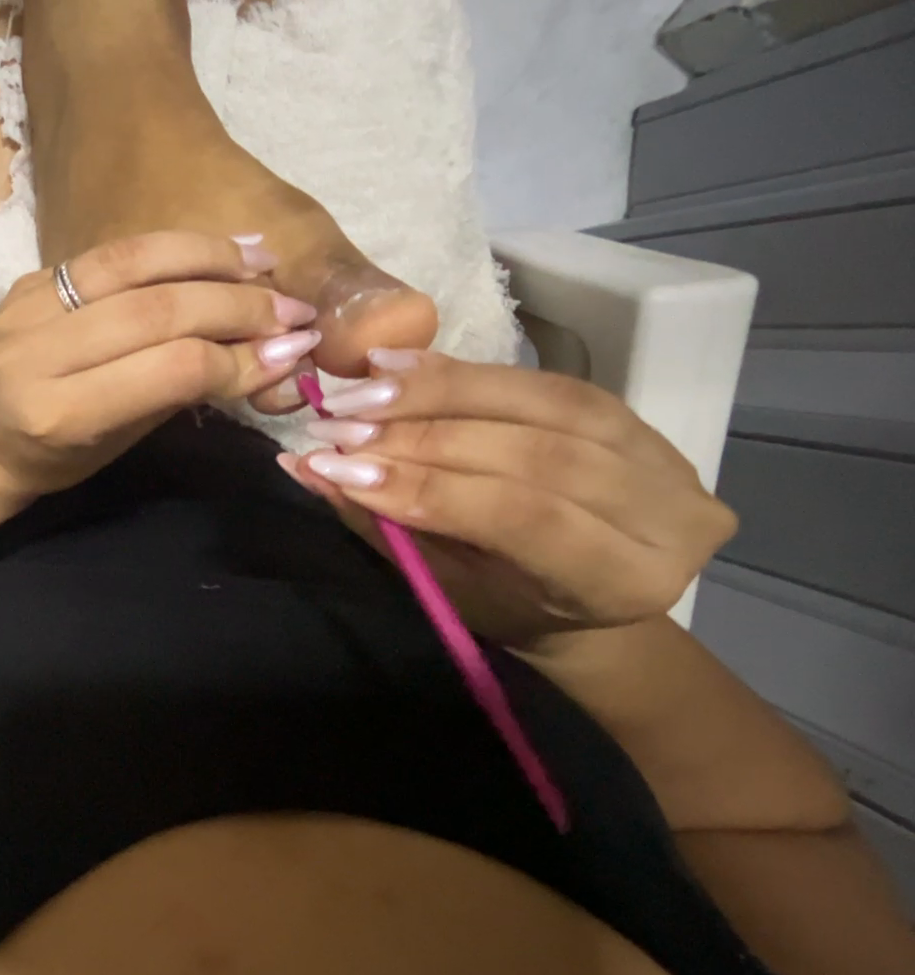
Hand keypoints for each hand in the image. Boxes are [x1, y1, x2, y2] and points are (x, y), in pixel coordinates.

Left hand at [0, 230, 320, 507]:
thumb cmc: (52, 462)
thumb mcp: (118, 442)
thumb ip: (182, 391)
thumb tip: (271, 353)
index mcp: (55, 413)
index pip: (167, 369)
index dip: (237, 358)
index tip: (291, 352)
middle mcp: (34, 354)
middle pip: (154, 311)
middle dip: (235, 306)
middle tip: (290, 310)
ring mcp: (24, 310)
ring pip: (130, 264)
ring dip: (207, 258)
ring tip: (261, 262)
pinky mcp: (26, 282)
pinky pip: (108, 255)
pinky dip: (167, 249)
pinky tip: (213, 249)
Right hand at [279, 349, 737, 645]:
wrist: (582, 599)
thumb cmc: (503, 608)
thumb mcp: (440, 583)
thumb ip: (381, 524)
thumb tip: (305, 467)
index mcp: (623, 580)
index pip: (522, 515)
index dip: (426, 484)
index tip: (336, 464)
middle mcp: (670, 513)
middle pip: (535, 450)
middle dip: (421, 433)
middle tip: (335, 422)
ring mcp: (664, 455)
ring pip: (542, 402)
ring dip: (436, 391)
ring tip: (358, 390)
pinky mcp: (636, 415)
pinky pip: (543, 382)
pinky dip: (463, 372)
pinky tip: (398, 366)